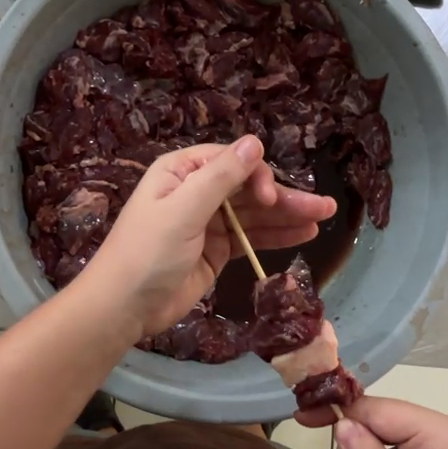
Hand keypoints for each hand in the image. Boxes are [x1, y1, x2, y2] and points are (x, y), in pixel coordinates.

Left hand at [85, 136, 337, 335]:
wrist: (123, 306)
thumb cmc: (146, 252)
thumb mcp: (182, 210)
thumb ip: (220, 177)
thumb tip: (254, 142)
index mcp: (182, 172)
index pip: (232, 160)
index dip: (257, 175)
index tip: (269, 198)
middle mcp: (197, 191)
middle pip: (249, 188)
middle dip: (285, 196)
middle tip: (325, 206)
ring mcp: (208, 223)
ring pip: (255, 214)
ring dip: (288, 216)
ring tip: (324, 217)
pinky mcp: (216, 251)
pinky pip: (251, 238)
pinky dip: (276, 236)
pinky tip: (303, 234)